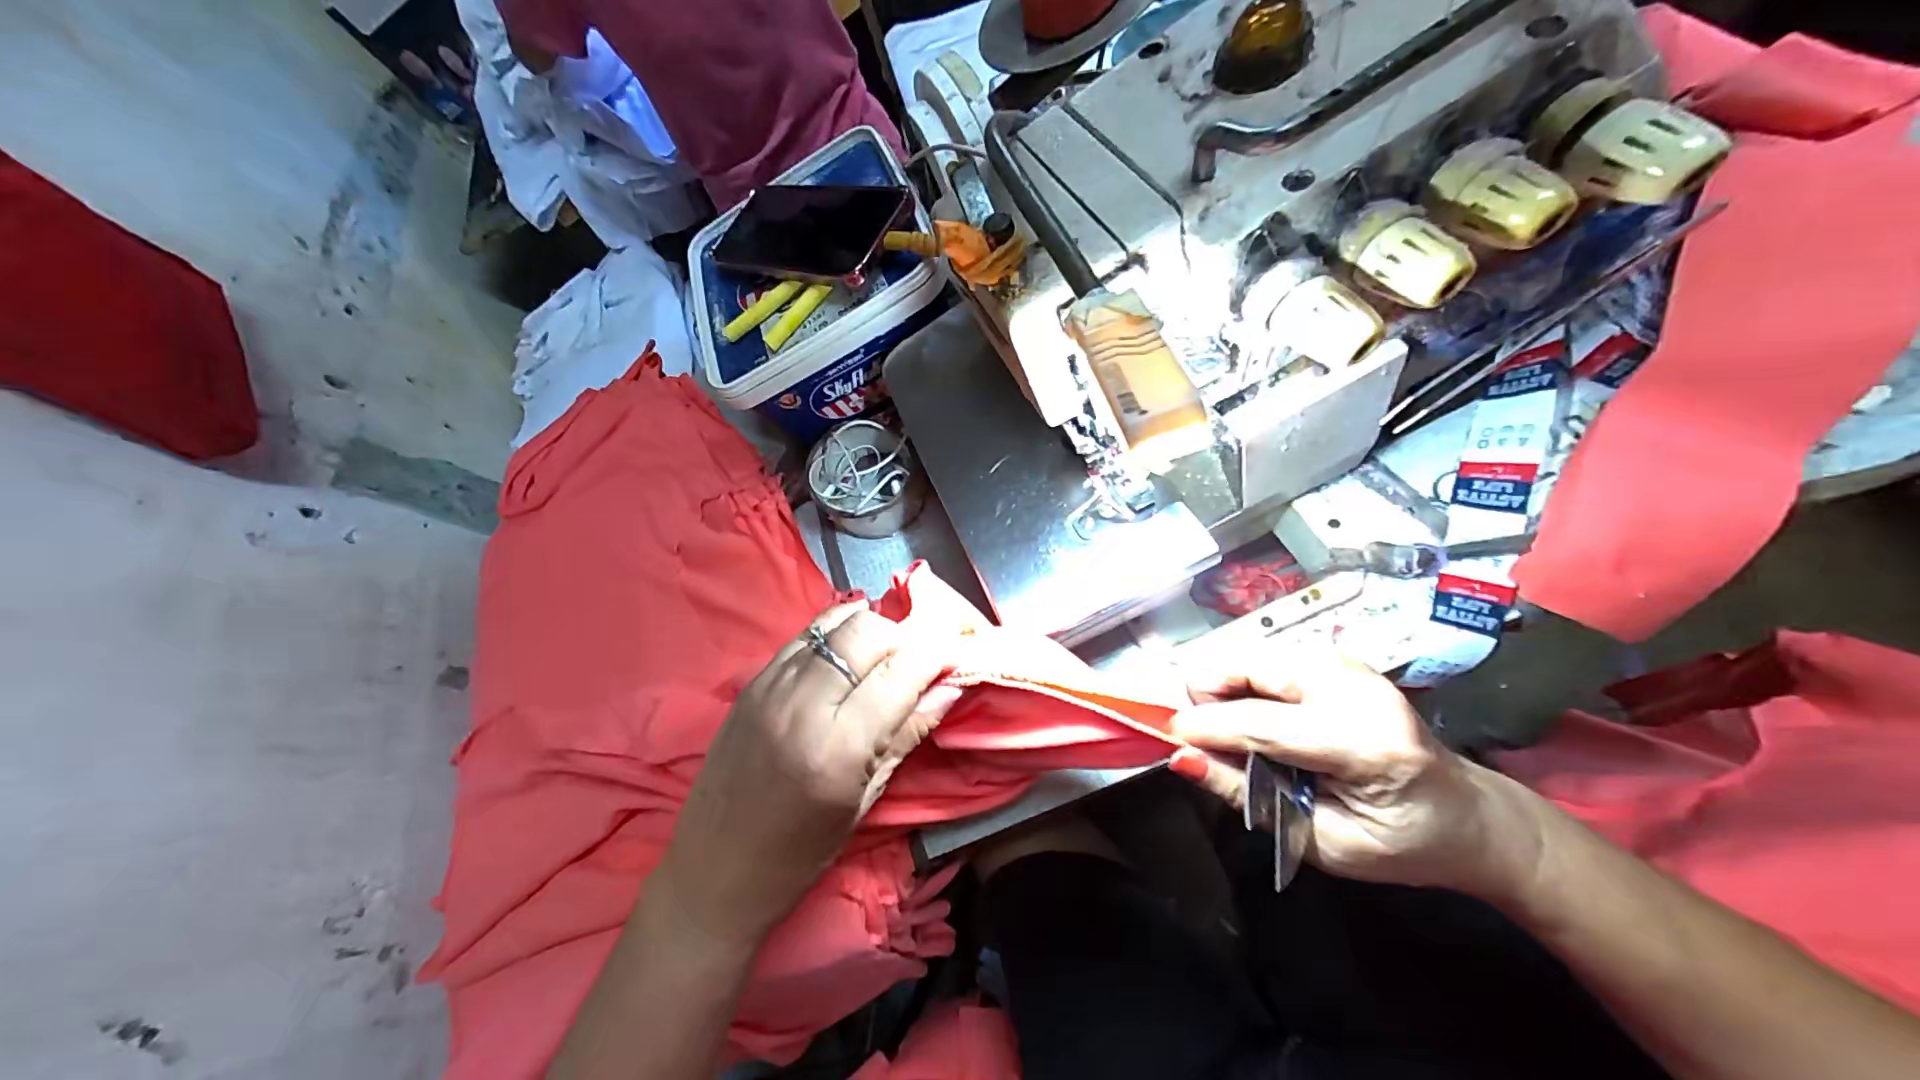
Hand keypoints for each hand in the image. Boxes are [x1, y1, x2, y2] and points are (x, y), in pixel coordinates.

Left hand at [654, 602, 963, 947]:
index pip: (901, 673)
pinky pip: (803, 635)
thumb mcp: (864, 800)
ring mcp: (771, 686)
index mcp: (838, 747)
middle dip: (904, 638)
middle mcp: (803, 704)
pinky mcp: (751, 682)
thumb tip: (950, 688)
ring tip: (883, 657)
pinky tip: (846, 655)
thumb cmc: (799, 854)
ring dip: (871, 630)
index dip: (937, 656)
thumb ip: (908, 734)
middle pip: (869, 632)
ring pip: (836, 623)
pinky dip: (834, 634)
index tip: (954, 657)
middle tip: (917, 662)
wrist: (713, 870)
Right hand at [1167, 653, 1540, 898]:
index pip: (1262, 723)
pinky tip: (1260, 717)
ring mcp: (1350, 666)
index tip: (1169, 737)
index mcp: (1366, 744)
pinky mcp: (1340, 659)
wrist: (1470, 815)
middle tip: (1206, 736)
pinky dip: (1247, 684)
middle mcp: (1357, 688)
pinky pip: (1267, 659)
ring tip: (1234, 731)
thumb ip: (1247, 796)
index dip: (1205, 726)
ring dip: (1227, 687)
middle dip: (1211, 693)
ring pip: (1252, 655)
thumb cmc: (1401, 842)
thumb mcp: (1323, 842)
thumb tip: (1182, 759)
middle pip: (1251, 666)